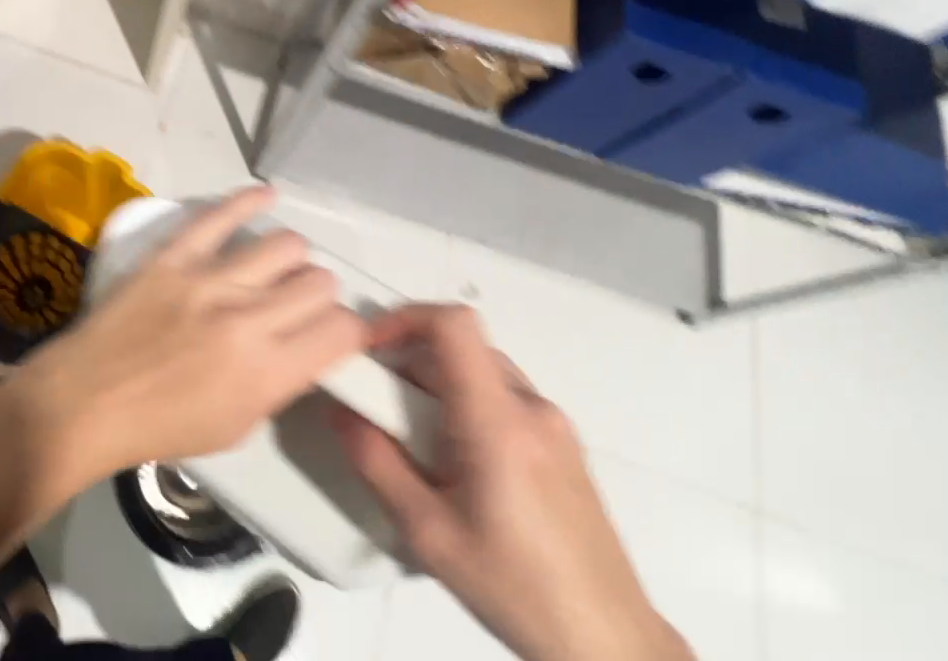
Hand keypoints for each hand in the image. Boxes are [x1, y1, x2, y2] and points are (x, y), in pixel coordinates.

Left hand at [8, 187, 366, 487]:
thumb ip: (278, 384)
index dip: (346, 331)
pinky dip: (249, 201)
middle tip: (297, 305)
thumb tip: (301, 346)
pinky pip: (221, 215)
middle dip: (319, 296)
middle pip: (320, 283)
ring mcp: (210, 280)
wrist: (86, 400)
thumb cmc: (160, 427)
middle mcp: (249, 318)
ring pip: (285, 245)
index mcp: (268, 371)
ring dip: (291, 259)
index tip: (330, 334)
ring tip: (275, 268)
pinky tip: (265, 196)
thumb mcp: (236, 428)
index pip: (342, 330)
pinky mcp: (174, 256)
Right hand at [331, 305, 692, 660]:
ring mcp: (556, 425)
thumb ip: (377, 464)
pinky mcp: (566, 446)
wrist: (606, 638)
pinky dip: (468, 407)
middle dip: (411, 363)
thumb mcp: (428, 533)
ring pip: (484, 373)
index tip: (369, 349)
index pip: (453, 325)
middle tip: (379, 410)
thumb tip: (341, 413)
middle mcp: (532, 408)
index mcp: (498, 422)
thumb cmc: (514, 586)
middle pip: (463, 347)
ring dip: (440, 388)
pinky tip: (458, 468)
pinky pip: (505, 400)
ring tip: (416, 447)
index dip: (404, 318)